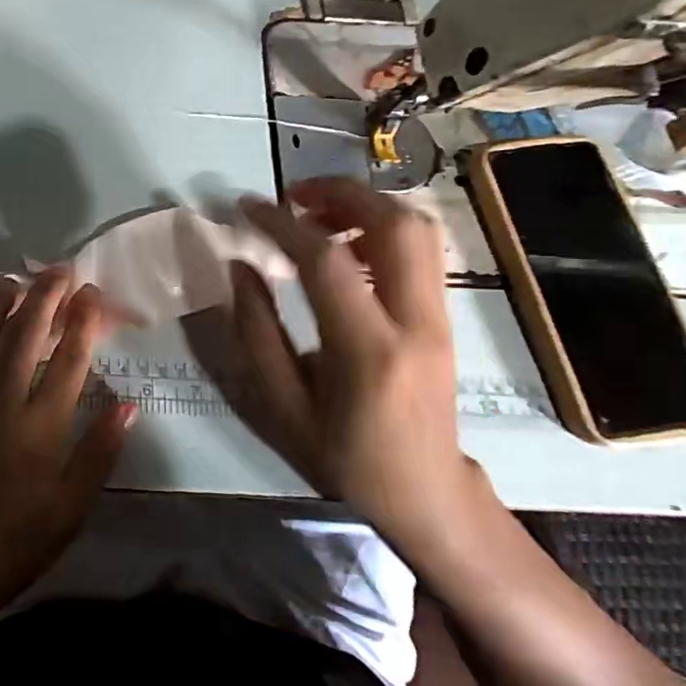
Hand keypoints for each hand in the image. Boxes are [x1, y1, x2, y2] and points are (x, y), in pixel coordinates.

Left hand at [0, 268, 138, 623]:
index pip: (69, 358)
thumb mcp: (70, 511)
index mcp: (41, 427)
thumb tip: (128, 404)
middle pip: (25, 334)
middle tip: (58, 270)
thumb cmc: (11, 546)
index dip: (83, 319)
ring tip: (12, 279)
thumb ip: (99, 453)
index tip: (92, 293)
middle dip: (45, 295)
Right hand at [231, 178, 474, 543]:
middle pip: (394, 223)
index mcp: (369, 354)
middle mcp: (415, 322)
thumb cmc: (346, 459)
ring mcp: (440, 314)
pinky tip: (347, 244)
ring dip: (365, 204)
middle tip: (293, 196)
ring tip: (317, 215)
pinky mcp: (446, 312)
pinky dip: (382, 225)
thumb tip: (239, 267)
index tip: (247, 208)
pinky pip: (421, 246)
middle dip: (340, 193)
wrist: (426, 492)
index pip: (327, 263)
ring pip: (416, 226)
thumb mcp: (285, 408)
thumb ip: (258, 334)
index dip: (282, 225)